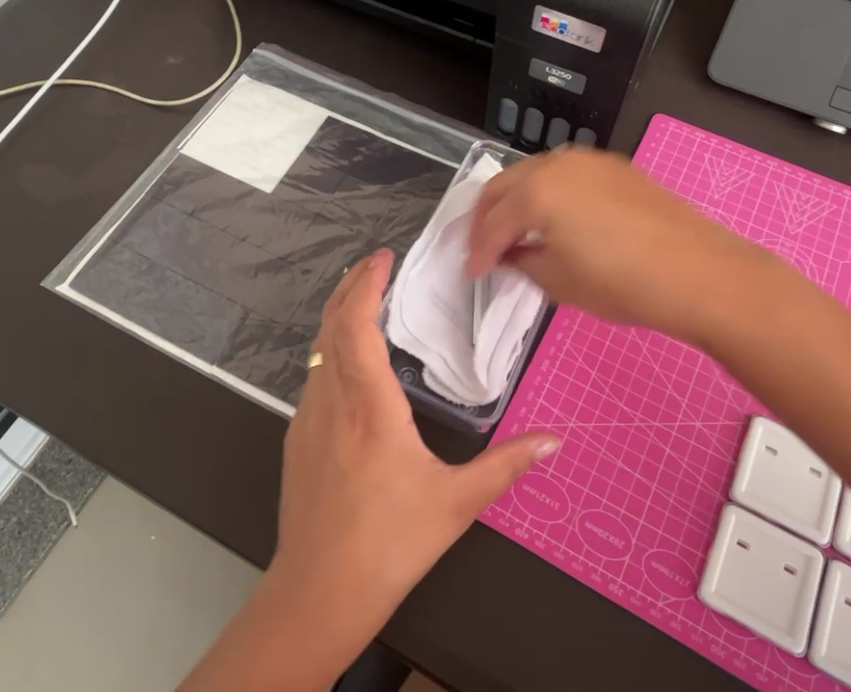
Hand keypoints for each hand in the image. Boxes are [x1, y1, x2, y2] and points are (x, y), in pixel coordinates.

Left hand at [267, 250, 560, 625]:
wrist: (319, 593)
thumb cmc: (390, 544)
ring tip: (365, 301)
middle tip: (376, 265)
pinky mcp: (297, 441)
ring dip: (338, 318)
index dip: (367, 285)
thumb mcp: (456, 503)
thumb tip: (554, 441)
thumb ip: (507, 466)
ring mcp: (307, 421)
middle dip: (351, 287)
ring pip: (317, 351)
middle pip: (330, 326)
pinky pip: (313, 378)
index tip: (384, 258)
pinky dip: (330, 351)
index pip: (357, 326)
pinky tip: (350, 364)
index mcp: (369, 408)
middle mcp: (331, 403)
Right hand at [467, 147, 784, 345]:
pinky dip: (547, 194)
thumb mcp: (560, 282)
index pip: (492, 224)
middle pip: (504, 186)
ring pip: (534, 174)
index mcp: (536, 192)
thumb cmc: (623, 283)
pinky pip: (564, 175)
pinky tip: (553, 219)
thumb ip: (523, 262)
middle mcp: (556, 164)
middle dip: (487, 218)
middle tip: (482, 249)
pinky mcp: (615, 168)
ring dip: (516, 201)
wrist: (699, 273)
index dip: (477, 253)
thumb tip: (511, 255)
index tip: (471, 274)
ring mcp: (589, 161)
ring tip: (514, 233)